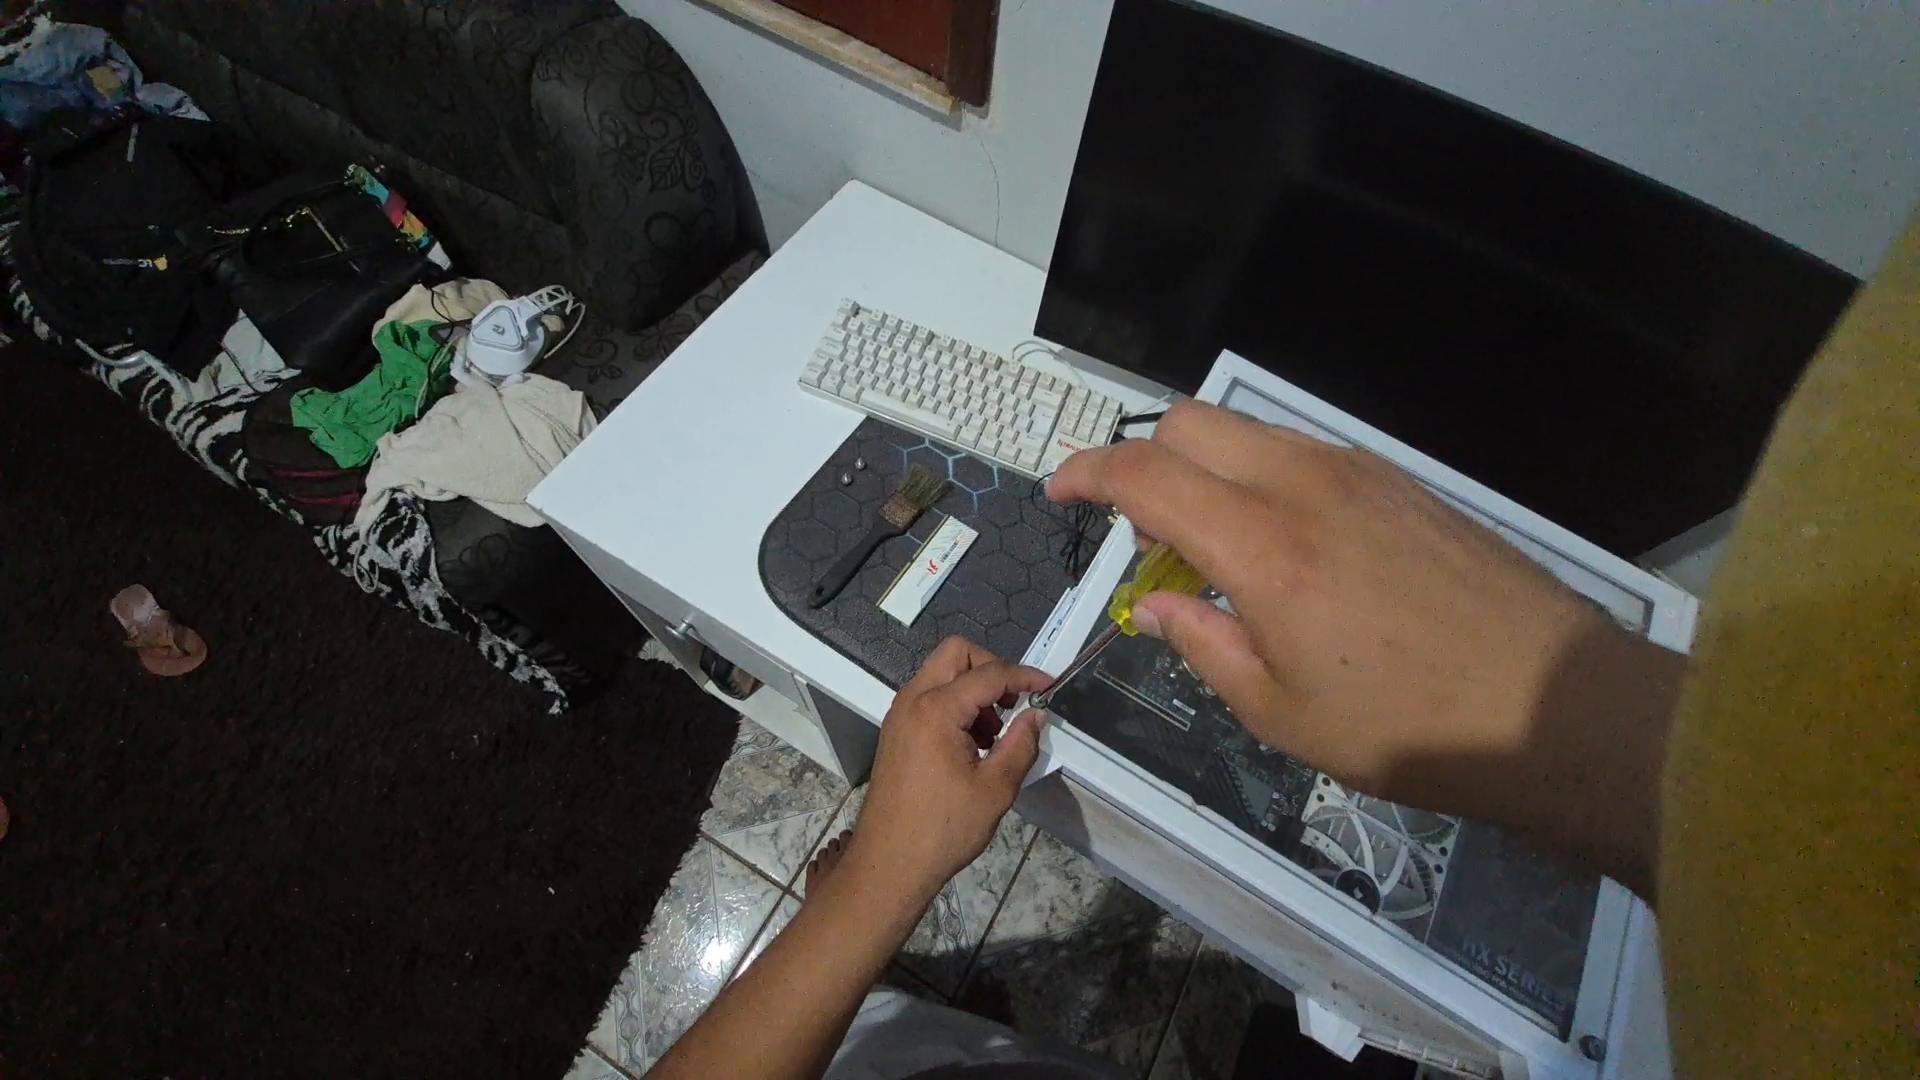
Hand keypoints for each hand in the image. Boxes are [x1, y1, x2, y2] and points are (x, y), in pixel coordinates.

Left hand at [852, 638, 1050, 904]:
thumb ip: (1020, 745)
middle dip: (991, 668)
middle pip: (956, 653)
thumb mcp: (995, 789)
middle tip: (1013, 703)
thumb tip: (1036, 717)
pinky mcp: (896, 730)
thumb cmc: (943, 829)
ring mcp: (900, 714)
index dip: (1024, 677)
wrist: (888, 864)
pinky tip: (971, 745)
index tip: (1049, 688)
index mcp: (937, 709)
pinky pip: (929, 696)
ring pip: (941, 673)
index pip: (989, 673)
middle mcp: (913, 700)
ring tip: (993, 735)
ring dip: (972, 688)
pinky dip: (955, 704)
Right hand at [1047, 402, 1683, 891]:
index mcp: (1262, 546)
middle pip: (1188, 421)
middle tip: (1143, 533)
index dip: (1088, 474)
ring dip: (1199, 469)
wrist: (1563, 710)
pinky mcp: (1395, 479)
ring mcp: (1356, 471)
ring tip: (1211, 545)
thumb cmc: (1405, 727)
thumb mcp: (1275, 709)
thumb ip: (1200, 641)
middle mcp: (1303, 484)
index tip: (1061, 494)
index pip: (1147, 475)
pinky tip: (1279, 543)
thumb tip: (1158, 605)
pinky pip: (1295, 450)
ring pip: (1242, 430)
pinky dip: (1253, 476)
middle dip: (1140, 460)